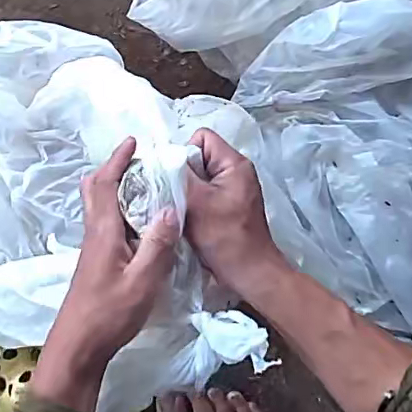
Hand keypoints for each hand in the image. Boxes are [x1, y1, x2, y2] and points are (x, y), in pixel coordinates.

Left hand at [32, 138, 179, 411]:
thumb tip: (172, 208)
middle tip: (137, 161)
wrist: (78, 346)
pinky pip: (106, 224)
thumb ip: (158, 244)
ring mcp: (93, 249)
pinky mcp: (96, 263)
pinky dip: (120, 210)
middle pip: (94, 190)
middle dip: (112, 169)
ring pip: (99, 207)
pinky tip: (141, 223)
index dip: (118, 160)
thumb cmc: (109, 314)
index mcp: (104, 232)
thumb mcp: (143, 281)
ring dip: (116, 188)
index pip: (106, 184)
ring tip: (145, 186)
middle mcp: (95, 234)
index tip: (132, 142)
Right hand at [184, 128, 288, 299]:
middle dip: (182, 175)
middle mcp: (236, 172)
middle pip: (198, 158)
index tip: (176, 179)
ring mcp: (233, 189)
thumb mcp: (197, 202)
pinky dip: (194, 204)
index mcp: (234, 164)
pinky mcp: (228, 206)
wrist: (250, 273)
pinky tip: (189, 220)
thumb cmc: (226, 238)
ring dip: (186, 192)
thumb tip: (162, 159)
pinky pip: (204, 194)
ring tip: (183, 211)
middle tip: (177, 198)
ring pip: (198, 178)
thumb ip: (178, 175)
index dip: (183, 154)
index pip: (201, 138)